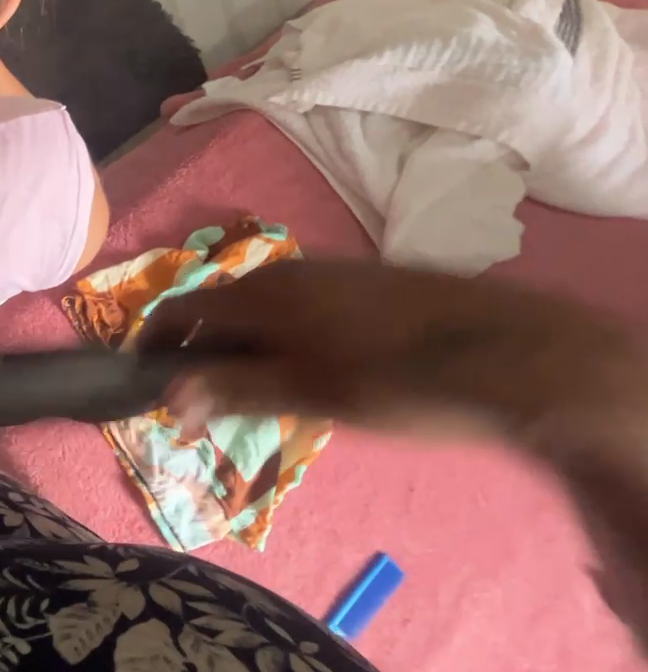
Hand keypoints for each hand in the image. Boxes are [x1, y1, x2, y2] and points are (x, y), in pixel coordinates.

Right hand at [140, 260, 643, 447]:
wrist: (525, 355)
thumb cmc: (398, 380)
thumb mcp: (307, 395)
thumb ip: (230, 391)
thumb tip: (165, 400)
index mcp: (256, 296)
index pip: (178, 310)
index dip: (153, 342)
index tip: (146, 375)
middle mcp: (281, 272)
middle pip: (218, 308)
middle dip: (202, 349)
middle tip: (209, 394)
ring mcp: (327, 271)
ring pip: (260, 306)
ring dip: (244, 341)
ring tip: (265, 385)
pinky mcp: (366, 279)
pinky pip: (299, 302)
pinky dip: (282, 331)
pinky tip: (319, 363)